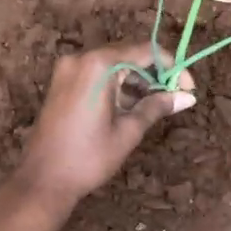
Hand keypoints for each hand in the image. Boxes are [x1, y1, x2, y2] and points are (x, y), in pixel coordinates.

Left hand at [12, 44, 196, 207]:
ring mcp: (68, 70)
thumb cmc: (88, 158)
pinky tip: (130, 107)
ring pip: (112, 65)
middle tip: (173, 99)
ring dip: (136, 82)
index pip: (145, 52)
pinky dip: (116, 86)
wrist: (43, 179)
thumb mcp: (127, 132)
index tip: (188, 88)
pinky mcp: (62, 83)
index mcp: (98, 65)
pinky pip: (96, 75)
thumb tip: (187, 97)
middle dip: (154, 75)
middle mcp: (81, 59)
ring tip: (154, 108)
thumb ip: (156, 108)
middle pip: (128, 55)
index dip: (171, 67)